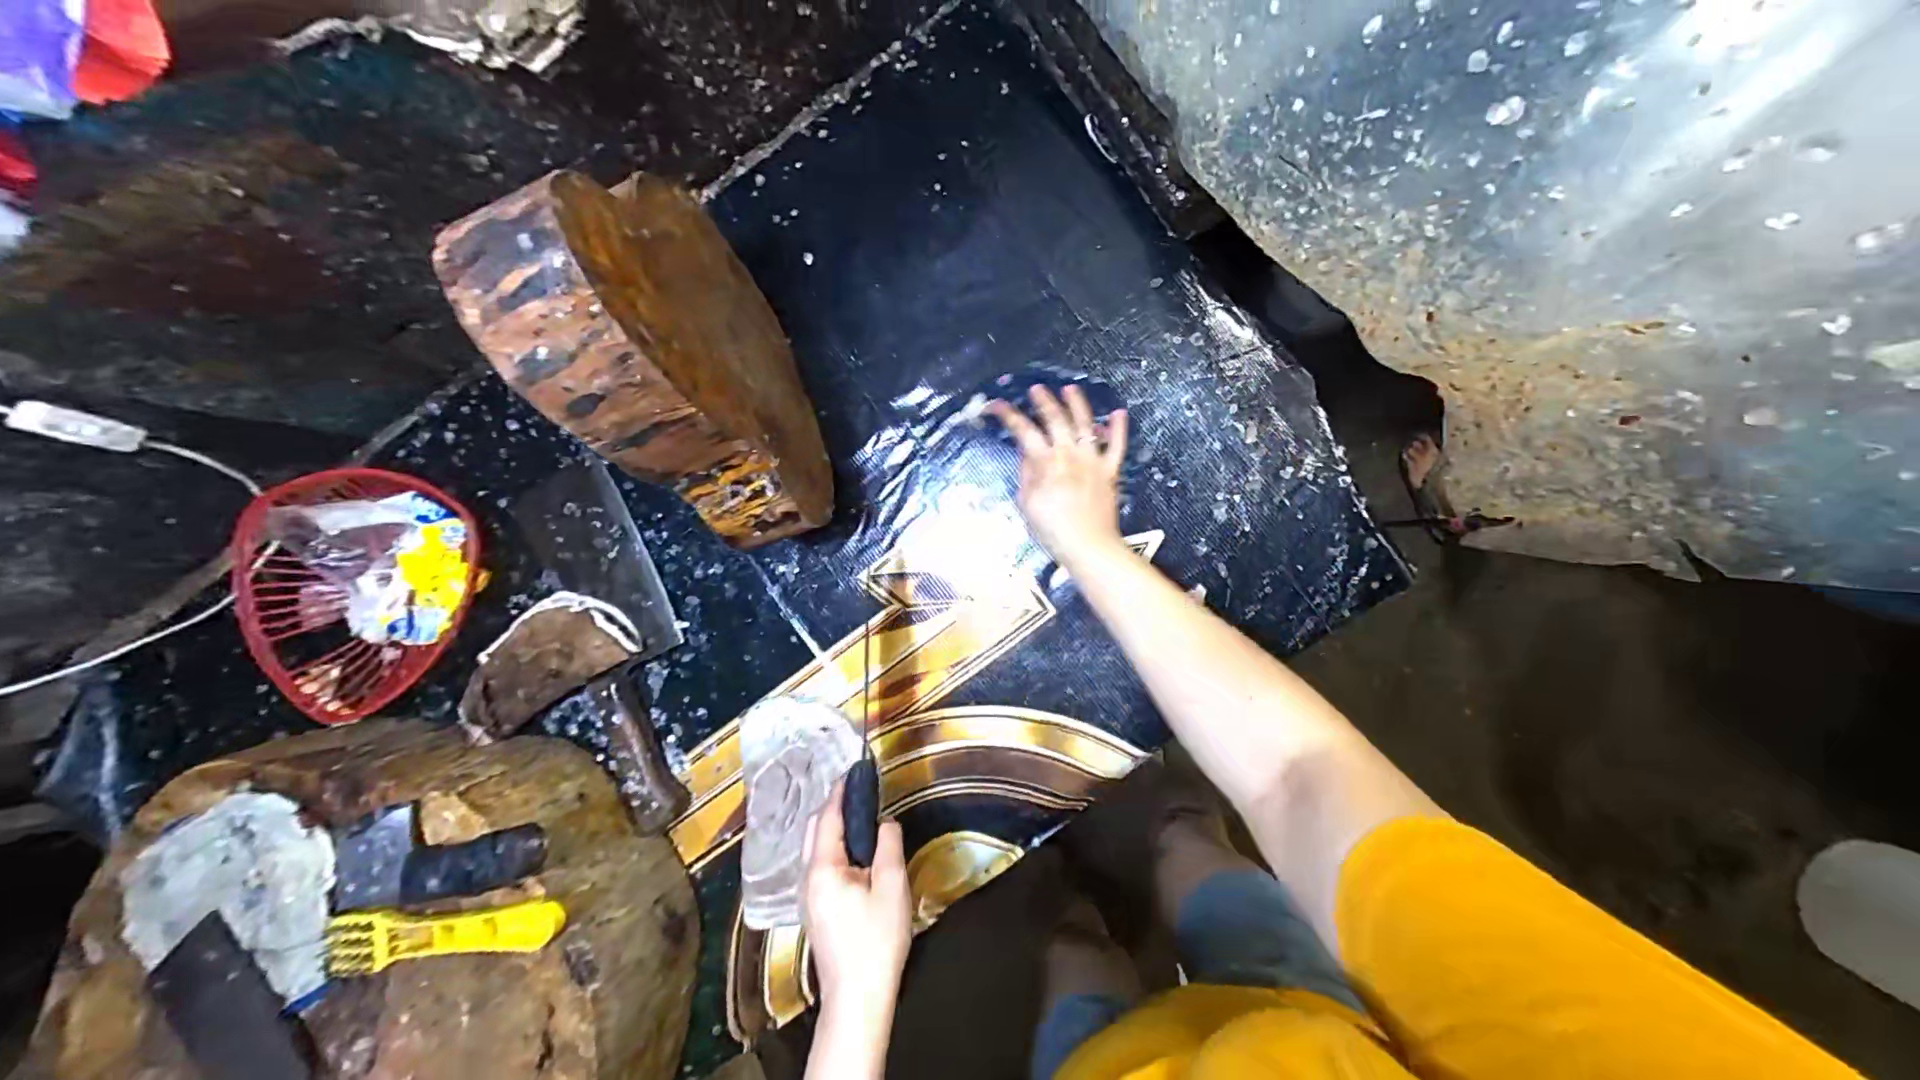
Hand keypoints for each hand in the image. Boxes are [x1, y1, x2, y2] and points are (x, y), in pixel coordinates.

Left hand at [803, 778, 909, 1072]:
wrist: (857, 997)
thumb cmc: (876, 940)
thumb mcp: (891, 886)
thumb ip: (887, 846)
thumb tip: (885, 821)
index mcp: (823, 868)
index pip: (827, 819)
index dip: (840, 793)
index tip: (852, 772)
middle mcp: (808, 879)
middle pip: (813, 831)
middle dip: (832, 808)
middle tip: (858, 792)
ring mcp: (809, 897)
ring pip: (815, 850)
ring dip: (832, 829)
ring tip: (859, 817)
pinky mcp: (816, 911)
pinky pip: (820, 865)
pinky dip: (834, 848)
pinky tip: (854, 852)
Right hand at [986, 385, 1129, 567]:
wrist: (1088, 545)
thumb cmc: (1054, 530)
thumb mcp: (1027, 503)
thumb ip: (1026, 474)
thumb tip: (1025, 455)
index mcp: (1046, 463)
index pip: (1023, 431)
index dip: (1009, 416)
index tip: (998, 406)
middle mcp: (1069, 455)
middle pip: (1055, 419)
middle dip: (1043, 401)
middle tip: (1036, 390)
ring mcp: (1091, 461)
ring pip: (1085, 424)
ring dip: (1077, 404)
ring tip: (1070, 389)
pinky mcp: (1109, 471)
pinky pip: (1117, 445)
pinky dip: (1119, 428)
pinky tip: (1119, 413)